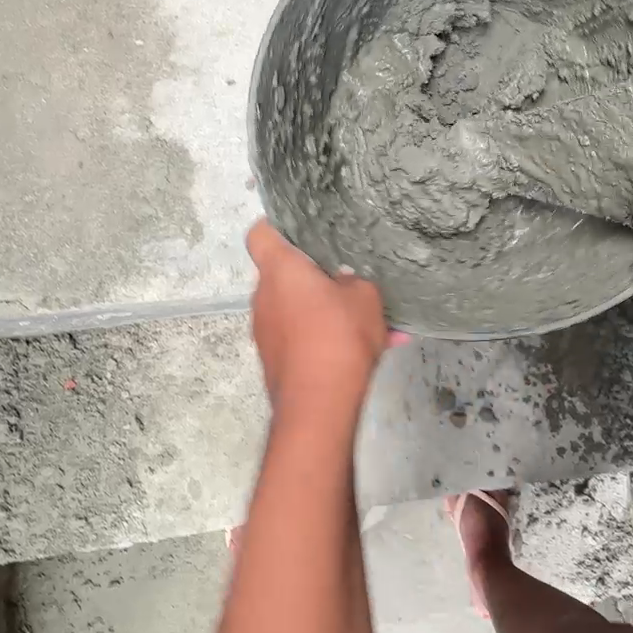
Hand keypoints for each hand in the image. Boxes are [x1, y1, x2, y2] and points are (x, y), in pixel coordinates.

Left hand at [245, 220, 395, 410]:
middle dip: (315, 276)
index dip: (277, 226)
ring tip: (371, 323)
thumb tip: (344, 282)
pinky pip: (303, 337)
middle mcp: (263, 297)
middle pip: (284, 274)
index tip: (302, 229)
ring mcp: (265, 331)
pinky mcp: (274, 360)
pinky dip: (326, 339)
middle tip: (350, 279)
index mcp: (280, 271)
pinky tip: (369, 350)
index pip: (261, 234)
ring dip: (326, 311)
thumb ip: (354, 281)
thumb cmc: (339, 336)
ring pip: (298, 309)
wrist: (319, 405)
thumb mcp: (366, 297)